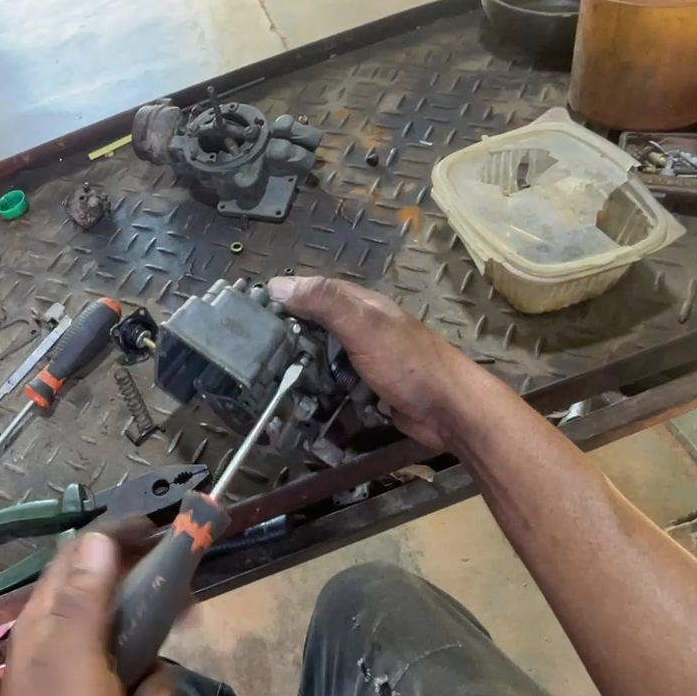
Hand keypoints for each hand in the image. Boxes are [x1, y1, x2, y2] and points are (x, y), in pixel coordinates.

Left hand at [0, 531, 176, 695]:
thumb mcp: (76, 661)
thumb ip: (86, 597)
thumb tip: (99, 536)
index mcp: (46, 622)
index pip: (80, 556)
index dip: (118, 536)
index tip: (159, 529)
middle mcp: (63, 644)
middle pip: (119, 603)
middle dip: (153, 619)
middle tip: (188, 613)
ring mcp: (84, 685)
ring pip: (138, 654)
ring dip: (151, 691)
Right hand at [269, 276, 489, 452]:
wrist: (450, 411)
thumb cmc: (407, 363)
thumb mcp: (364, 325)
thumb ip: (325, 303)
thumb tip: (278, 285)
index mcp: (360, 305)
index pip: (312, 292)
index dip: (282, 298)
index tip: (246, 313)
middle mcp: (360, 328)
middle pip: (313, 326)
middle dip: (285, 336)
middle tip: (248, 353)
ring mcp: (363, 359)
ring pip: (320, 357)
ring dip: (298, 367)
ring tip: (262, 380)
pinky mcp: (365, 388)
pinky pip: (331, 384)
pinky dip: (315, 389)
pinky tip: (295, 401)